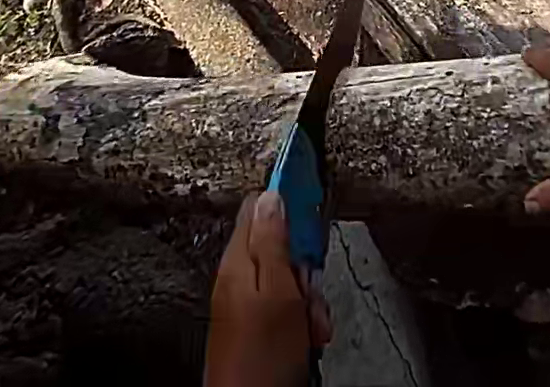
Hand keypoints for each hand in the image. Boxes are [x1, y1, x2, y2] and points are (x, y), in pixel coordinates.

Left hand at [205, 191, 330, 386]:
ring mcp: (244, 302)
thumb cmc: (262, 356)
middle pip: (276, 245)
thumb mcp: (277, 288)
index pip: (257, 206)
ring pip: (285, 278)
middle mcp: (238, 276)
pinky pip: (282, 306)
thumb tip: (271, 194)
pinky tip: (307, 336)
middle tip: (309, 286)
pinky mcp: (254, 327)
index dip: (285, 205)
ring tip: (312, 322)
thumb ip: (273, 239)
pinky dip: (300, 318)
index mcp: (238, 259)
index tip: (307, 216)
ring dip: (306, 296)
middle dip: (302, 263)